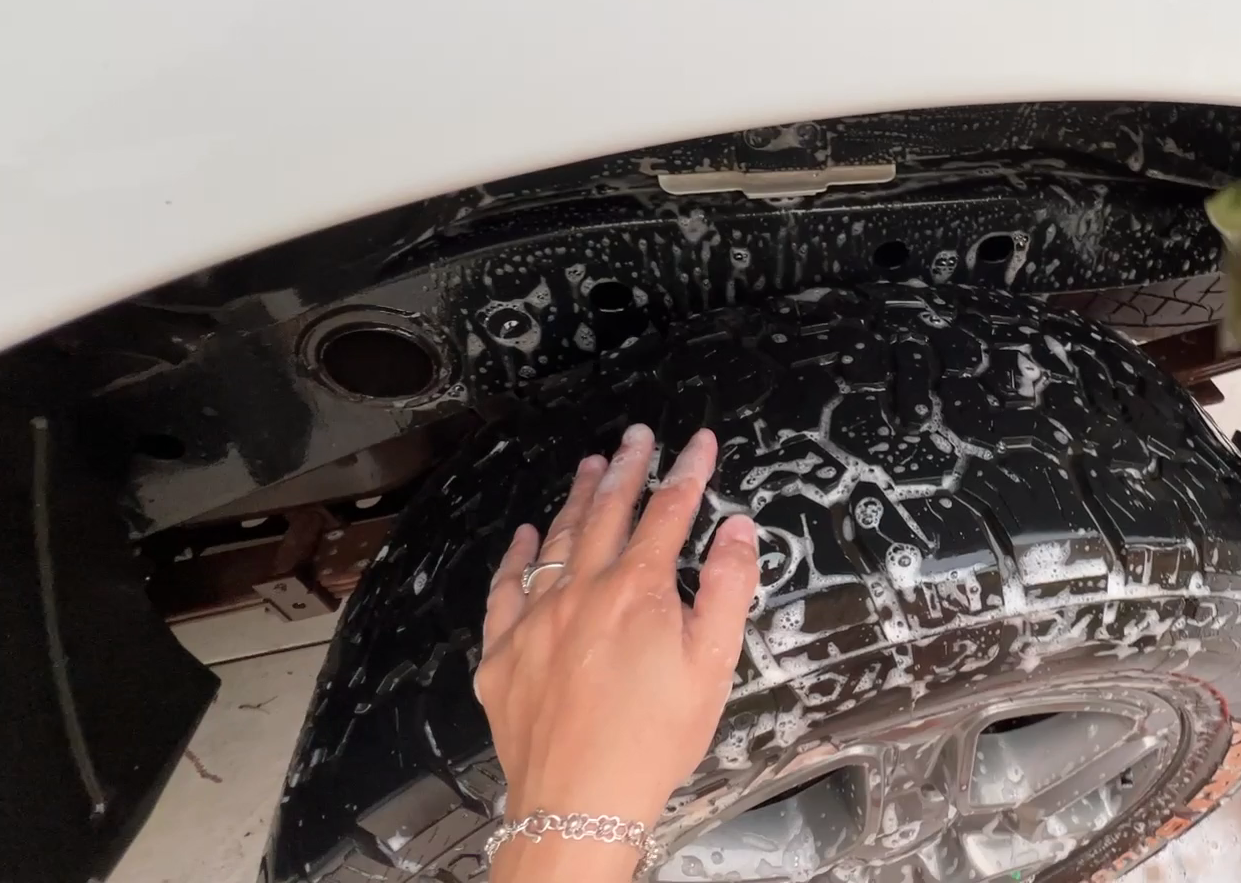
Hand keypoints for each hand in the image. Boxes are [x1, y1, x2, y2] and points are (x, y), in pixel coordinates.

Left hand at [477, 425, 758, 877]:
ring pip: (559, 540)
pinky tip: (527, 534)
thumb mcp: (714, 661)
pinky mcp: (502, 653)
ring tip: (592, 463)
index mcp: (638, 589)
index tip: (701, 439)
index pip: (670, 511)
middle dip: (628, 467)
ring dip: (578, 497)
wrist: (578, 806)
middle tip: (636, 434)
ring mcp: (535, 619)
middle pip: (609, 511)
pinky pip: (506, 590)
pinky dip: (518, 556)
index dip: (689, 471)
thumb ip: (728, 586)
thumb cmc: (660, 732)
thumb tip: (738, 526)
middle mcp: (583, 589)